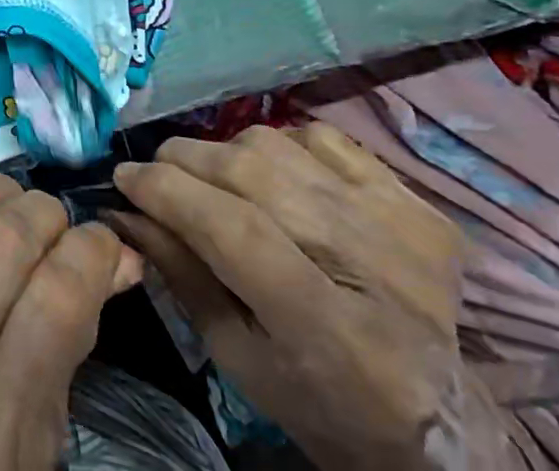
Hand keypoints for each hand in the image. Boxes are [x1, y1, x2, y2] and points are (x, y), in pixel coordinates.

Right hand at [107, 125, 511, 469]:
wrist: (437, 420)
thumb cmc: (317, 399)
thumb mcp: (233, 352)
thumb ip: (178, 271)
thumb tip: (121, 207)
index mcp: (333, 331)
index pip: (234, 229)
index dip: (166, 191)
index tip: (122, 178)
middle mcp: (379, 270)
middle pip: (255, 173)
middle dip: (183, 161)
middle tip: (154, 176)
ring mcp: (405, 227)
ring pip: (279, 144)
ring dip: (223, 152)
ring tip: (209, 180)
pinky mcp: (419, 206)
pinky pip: (322, 138)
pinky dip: (277, 145)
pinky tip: (269, 179)